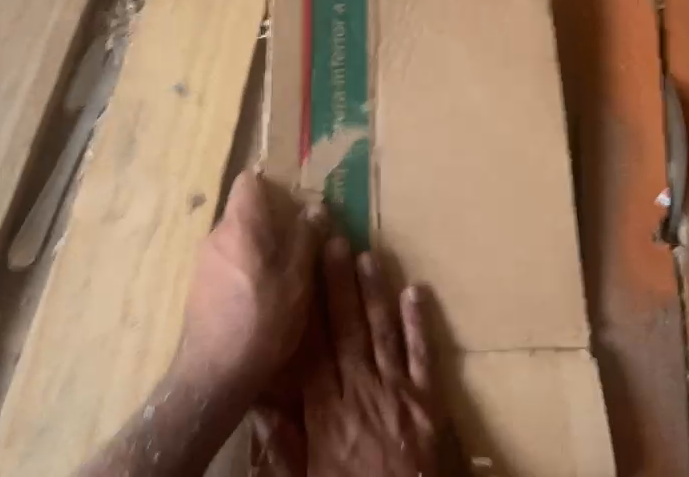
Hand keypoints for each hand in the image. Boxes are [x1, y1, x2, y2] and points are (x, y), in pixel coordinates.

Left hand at [174, 170, 324, 399]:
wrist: (214, 376)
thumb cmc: (262, 320)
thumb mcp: (298, 279)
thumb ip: (306, 238)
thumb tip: (315, 208)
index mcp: (240, 225)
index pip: (248, 181)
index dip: (270, 183)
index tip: (292, 197)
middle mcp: (216, 236)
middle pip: (243, 211)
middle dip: (269, 219)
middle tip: (298, 238)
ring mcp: (202, 263)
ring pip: (235, 239)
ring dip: (257, 247)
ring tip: (283, 271)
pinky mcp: (198, 288)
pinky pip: (226, 262)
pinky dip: (244, 268)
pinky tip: (260, 295)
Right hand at [303, 238, 455, 476]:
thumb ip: (283, 445)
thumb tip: (259, 402)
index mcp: (327, 415)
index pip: (312, 351)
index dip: (305, 310)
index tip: (299, 273)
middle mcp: (361, 393)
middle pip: (347, 330)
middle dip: (338, 284)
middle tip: (333, 242)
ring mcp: (398, 393)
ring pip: (382, 332)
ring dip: (374, 292)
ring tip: (368, 255)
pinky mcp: (429, 401)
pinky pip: (423, 355)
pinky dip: (418, 322)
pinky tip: (414, 290)